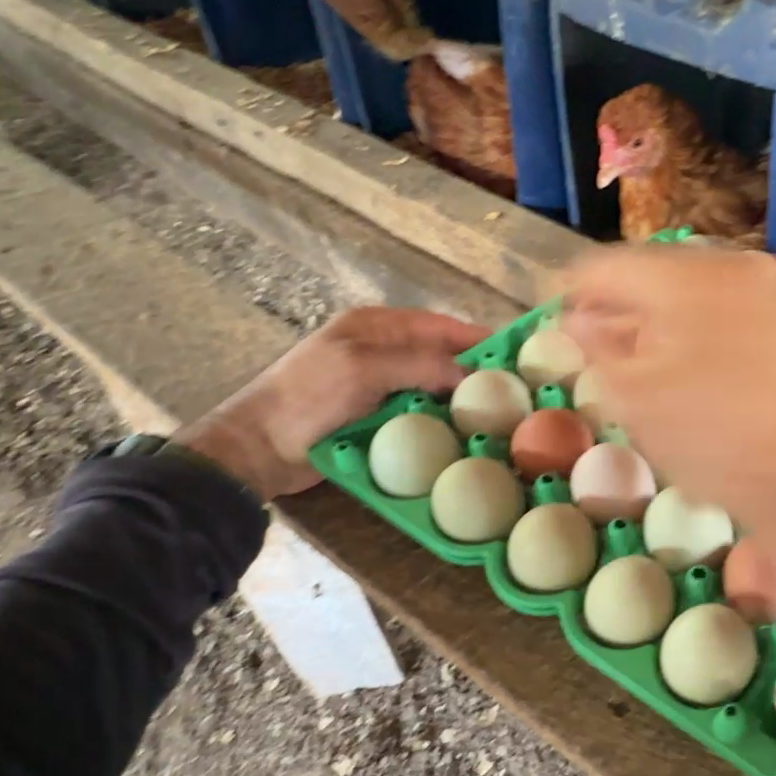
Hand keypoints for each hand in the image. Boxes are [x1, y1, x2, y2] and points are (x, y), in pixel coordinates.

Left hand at [175, 307, 488, 499]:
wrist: (259, 450)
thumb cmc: (307, 398)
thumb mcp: (363, 369)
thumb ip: (419, 363)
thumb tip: (470, 375)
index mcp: (375, 326)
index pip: (440, 325)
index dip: (477, 338)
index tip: (516, 355)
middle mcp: (382, 351)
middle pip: (441, 356)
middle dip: (475, 371)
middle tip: (516, 392)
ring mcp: (380, 386)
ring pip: (434, 387)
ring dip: (461, 400)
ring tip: (499, 415)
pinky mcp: (378, 418)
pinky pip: (421, 414)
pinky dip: (442, 421)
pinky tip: (465, 434)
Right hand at [561, 247, 775, 563]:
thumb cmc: (717, 441)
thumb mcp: (636, 401)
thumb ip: (597, 348)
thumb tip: (579, 320)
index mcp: (685, 274)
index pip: (604, 266)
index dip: (572, 297)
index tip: (559, 329)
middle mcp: (735, 268)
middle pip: (655, 276)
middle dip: (622, 311)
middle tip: (600, 354)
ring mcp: (774, 294)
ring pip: (697, 298)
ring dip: (664, 325)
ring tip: (649, 371)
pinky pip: (734, 318)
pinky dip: (706, 337)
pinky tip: (700, 377)